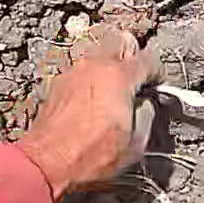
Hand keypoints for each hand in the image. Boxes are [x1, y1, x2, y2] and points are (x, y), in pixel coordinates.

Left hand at [17, 25, 156, 199]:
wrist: (46, 161)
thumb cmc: (89, 155)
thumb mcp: (136, 143)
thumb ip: (146, 114)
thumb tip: (145, 104)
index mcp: (118, 76)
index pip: (149, 59)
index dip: (157, 75)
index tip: (156, 89)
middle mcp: (94, 66)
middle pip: (120, 41)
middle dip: (131, 56)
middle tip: (135, 80)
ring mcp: (72, 71)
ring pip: (97, 53)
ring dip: (108, 66)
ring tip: (112, 92)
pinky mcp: (57, 83)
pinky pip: (80, 70)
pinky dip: (89, 78)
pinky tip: (91, 100)